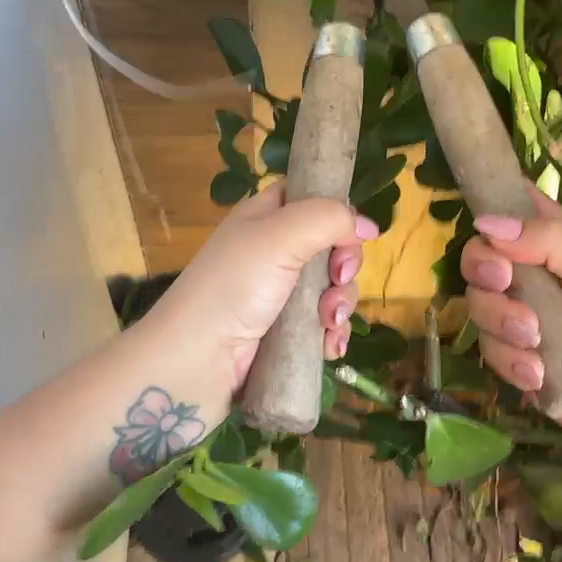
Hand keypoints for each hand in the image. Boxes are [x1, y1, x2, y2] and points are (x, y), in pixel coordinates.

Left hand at [147, 182, 376, 391]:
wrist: (193, 365)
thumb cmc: (233, 288)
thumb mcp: (280, 236)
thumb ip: (329, 218)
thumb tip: (368, 226)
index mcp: (265, 218)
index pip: (311, 197)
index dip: (338, 211)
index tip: (355, 234)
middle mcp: (272, 252)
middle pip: (330, 246)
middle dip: (344, 267)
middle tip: (337, 280)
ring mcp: (278, 296)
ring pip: (331, 289)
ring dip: (341, 306)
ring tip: (328, 325)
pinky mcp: (283, 334)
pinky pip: (323, 326)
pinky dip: (332, 335)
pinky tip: (330, 347)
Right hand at [460, 189, 561, 452]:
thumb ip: (552, 240)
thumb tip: (487, 222)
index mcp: (555, 242)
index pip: (513, 203)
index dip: (491, 201)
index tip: (482, 217)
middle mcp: (530, 272)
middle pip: (478, 254)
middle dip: (484, 268)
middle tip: (504, 282)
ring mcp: (516, 315)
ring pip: (477, 304)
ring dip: (503, 322)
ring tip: (536, 342)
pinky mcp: (511, 357)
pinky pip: (488, 350)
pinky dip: (513, 362)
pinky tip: (540, 375)